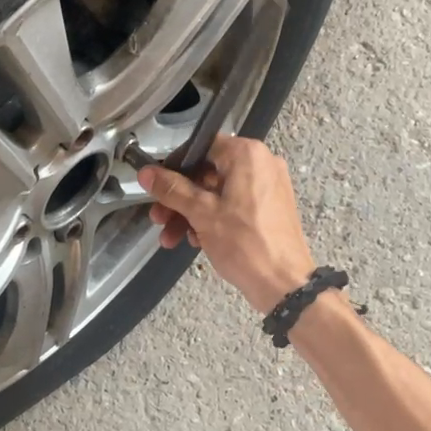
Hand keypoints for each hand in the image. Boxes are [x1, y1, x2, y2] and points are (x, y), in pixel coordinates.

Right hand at [139, 136, 315, 312]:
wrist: (284, 283)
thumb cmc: (244, 243)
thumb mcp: (201, 213)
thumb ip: (172, 190)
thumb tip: (146, 173)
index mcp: (247, 154)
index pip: (201, 147)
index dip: (174, 167)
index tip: (156, 187)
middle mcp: (261, 163)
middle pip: (208, 174)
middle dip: (179, 199)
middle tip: (158, 218)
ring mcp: (268, 187)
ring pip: (218, 193)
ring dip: (191, 214)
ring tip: (171, 238)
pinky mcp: (270, 209)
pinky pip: (234, 206)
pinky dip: (213, 220)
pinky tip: (196, 241)